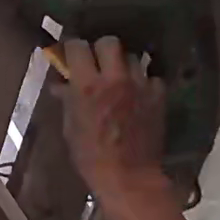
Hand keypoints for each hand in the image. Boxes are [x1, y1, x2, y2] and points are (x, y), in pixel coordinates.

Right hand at [60, 37, 172, 201]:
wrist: (128, 176)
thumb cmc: (90, 156)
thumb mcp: (70, 128)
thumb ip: (67, 101)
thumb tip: (61, 85)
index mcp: (87, 86)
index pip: (78, 47)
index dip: (72, 47)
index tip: (70, 54)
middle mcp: (115, 79)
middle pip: (110, 42)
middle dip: (101, 49)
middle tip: (97, 63)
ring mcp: (140, 85)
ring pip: (133, 57)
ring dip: (123, 65)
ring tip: (119, 80)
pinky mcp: (158, 97)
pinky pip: (151, 77)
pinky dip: (143, 82)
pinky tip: (137, 95)